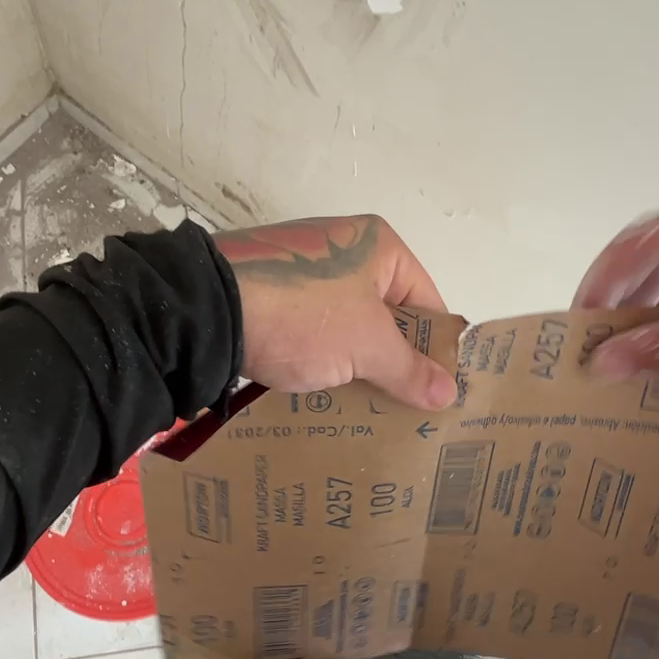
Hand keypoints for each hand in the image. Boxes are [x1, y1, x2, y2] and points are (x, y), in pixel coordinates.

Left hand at [216, 215, 457, 410]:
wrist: (208, 309)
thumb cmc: (304, 316)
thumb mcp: (366, 346)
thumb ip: (409, 369)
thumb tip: (449, 392)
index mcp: (378, 245)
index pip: (426, 300)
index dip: (436, 348)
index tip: (440, 394)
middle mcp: (343, 249)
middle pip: (386, 315)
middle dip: (395, 362)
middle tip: (407, 411)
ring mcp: (303, 271)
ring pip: (348, 327)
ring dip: (357, 366)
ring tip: (368, 412)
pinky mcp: (272, 295)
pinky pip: (313, 331)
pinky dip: (322, 360)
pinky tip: (326, 395)